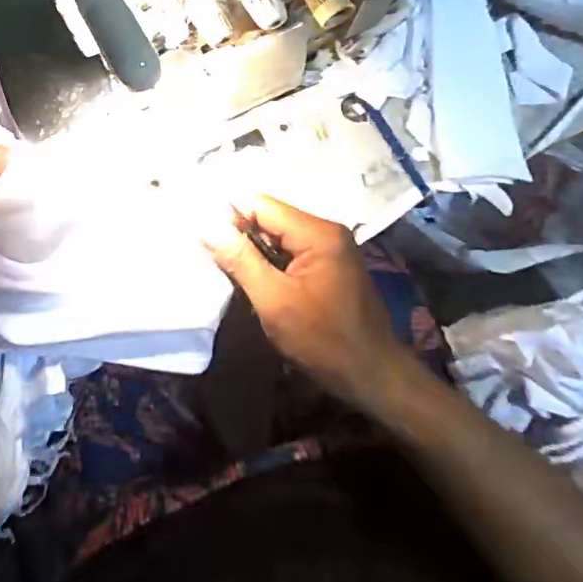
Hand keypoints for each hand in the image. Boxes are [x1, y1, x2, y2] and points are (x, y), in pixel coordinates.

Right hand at [203, 195, 410, 408]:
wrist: (374, 377)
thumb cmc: (323, 340)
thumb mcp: (274, 301)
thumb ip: (240, 260)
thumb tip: (208, 227)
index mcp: (317, 232)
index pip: (261, 204)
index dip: (232, 221)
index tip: (213, 246)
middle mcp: (327, 231)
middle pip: (270, 217)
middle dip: (243, 238)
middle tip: (225, 267)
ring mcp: (332, 247)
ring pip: (278, 235)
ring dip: (257, 254)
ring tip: (242, 278)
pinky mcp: (331, 264)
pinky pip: (291, 250)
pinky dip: (273, 264)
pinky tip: (265, 286)